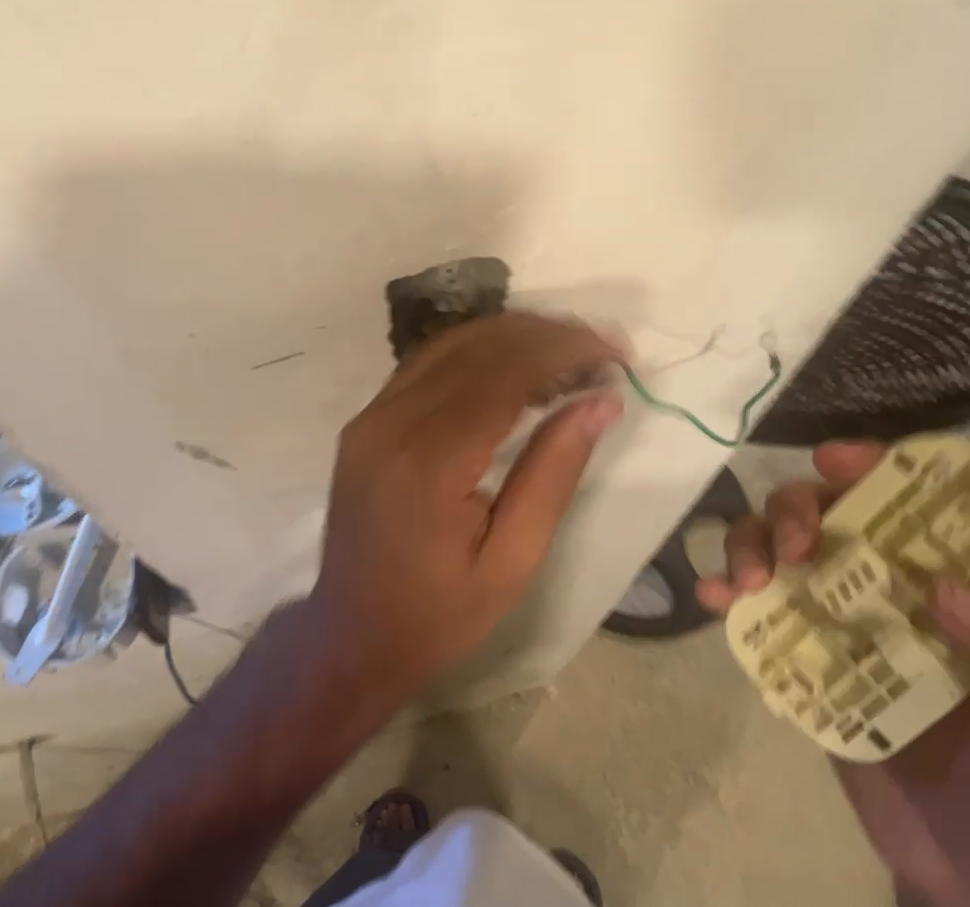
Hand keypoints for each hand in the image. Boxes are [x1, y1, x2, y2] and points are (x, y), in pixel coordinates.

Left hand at [308, 312, 623, 705]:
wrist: (352, 634)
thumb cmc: (439, 613)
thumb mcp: (513, 559)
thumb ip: (554, 474)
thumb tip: (600, 401)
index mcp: (431, 460)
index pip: (506, 373)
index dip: (565, 350)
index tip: (617, 352)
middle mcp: (392, 423)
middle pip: (477, 348)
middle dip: (545, 335)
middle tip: (602, 346)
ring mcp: (370, 419)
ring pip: (448, 347)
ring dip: (510, 337)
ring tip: (568, 348)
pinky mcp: (363, 424)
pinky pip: (423, 368)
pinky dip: (473, 355)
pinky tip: (512, 367)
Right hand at [701, 443, 969, 906]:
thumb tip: (941, 587)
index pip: (925, 504)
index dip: (881, 466)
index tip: (836, 462)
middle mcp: (903, 590)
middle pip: (836, 514)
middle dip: (800, 509)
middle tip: (794, 548)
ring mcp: (848, 625)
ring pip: (786, 551)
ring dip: (755, 543)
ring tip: (751, 579)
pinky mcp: (809, 662)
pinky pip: (763, 614)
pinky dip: (731, 594)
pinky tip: (716, 600)